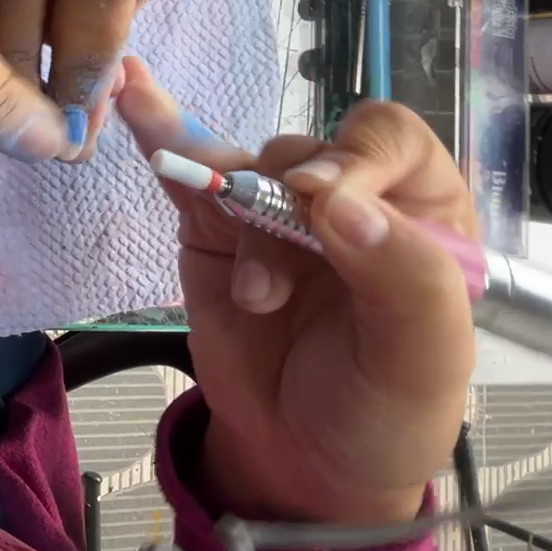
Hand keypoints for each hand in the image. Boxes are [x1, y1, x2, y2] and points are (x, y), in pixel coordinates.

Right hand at [116, 58, 476, 522]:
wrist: (294, 453)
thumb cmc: (378, 412)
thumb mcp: (419, 367)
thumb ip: (403, 280)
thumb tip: (336, 201)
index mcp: (417, 218)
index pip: (388, 143)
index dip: (354, 156)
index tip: (318, 200)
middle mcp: (341, 201)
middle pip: (303, 153)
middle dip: (282, 208)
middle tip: (271, 282)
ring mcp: (269, 212)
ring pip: (238, 167)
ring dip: (226, 212)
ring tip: (251, 297)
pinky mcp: (209, 225)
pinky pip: (184, 174)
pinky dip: (156, 136)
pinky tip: (131, 97)